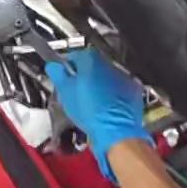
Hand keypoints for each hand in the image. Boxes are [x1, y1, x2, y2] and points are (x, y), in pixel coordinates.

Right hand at [45, 49, 150, 180]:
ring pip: (105, 76)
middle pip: (91, 65)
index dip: (67, 67)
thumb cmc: (88, 111)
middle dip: (83, 76)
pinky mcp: (133, 88)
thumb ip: (58, 75)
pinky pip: (118, 87)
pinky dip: (112, 93)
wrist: (116, 131)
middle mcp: (109, 64)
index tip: (63, 78)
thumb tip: (53, 65)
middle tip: (74, 92)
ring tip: (91, 101)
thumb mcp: (66, 94)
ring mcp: (123, 75)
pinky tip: (106, 106)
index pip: (75, 56)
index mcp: (91, 61)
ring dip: (98, 83)